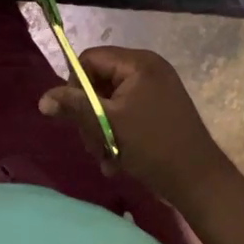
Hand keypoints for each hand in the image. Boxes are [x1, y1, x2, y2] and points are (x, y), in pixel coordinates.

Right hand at [40, 46, 232, 207]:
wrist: (201, 184)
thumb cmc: (154, 148)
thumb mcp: (108, 126)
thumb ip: (75, 107)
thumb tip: (42, 100)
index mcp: (138, 62)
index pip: (90, 59)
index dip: (76, 86)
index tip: (77, 116)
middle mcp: (148, 68)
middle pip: (98, 81)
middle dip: (91, 114)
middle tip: (93, 143)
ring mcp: (156, 89)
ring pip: (109, 101)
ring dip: (102, 130)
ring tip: (106, 157)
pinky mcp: (160, 109)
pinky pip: (125, 112)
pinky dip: (117, 134)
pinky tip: (117, 161)